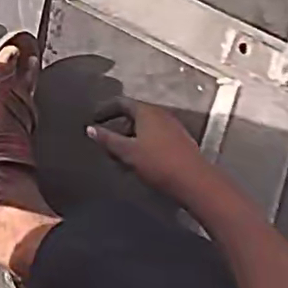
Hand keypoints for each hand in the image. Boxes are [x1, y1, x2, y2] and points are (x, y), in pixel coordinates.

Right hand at [87, 98, 224, 199]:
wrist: (198, 184)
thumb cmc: (158, 163)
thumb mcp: (127, 152)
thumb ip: (107, 139)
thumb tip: (90, 129)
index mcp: (147, 112)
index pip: (121, 103)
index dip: (105, 109)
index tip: (93, 119)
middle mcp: (161, 115)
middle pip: (133, 115)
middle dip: (117, 126)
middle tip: (105, 140)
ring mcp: (173, 129)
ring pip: (145, 128)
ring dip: (130, 138)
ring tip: (119, 154)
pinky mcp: (181, 143)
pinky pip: (155, 137)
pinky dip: (142, 144)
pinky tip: (138, 160)